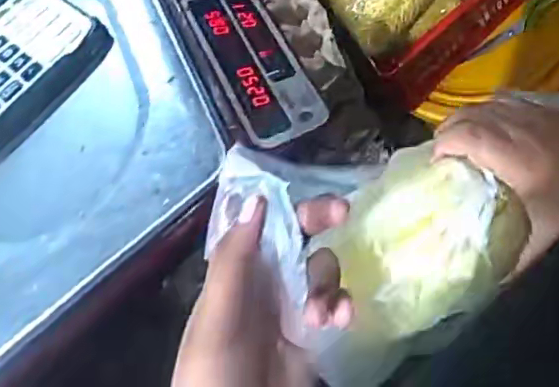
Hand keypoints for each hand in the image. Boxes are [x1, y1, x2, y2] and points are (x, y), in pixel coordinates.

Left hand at [172, 196, 352, 386]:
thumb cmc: (214, 381)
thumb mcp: (215, 324)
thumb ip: (234, 262)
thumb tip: (259, 197)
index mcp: (237, 276)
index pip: (268, 223)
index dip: (292, 203)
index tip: (309, 190)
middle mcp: (266, 284)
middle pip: (300, 235)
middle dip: (322, 221)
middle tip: (344, 215)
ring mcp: (290, 309)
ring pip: (322, 267)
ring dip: (329, 280)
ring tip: (322, 315)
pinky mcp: (311, 336)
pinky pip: (336, 302)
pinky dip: (343, 304)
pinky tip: (342, 320)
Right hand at [432, 98, 558, 268]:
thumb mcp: (547, 233)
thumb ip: (517, 262)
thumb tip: (490, 289)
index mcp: (511, 154)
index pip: (467, 136)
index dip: (444, 144)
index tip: (435, 163)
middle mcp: (513, 127)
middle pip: (467, 116)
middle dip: (446, 131)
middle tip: (438, 153)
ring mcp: (524, 111)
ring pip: (481, 104)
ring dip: (461, 118)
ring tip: (452, 139)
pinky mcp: (534, 104)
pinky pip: (497, 99)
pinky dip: (481, 109)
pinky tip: (480, 123)